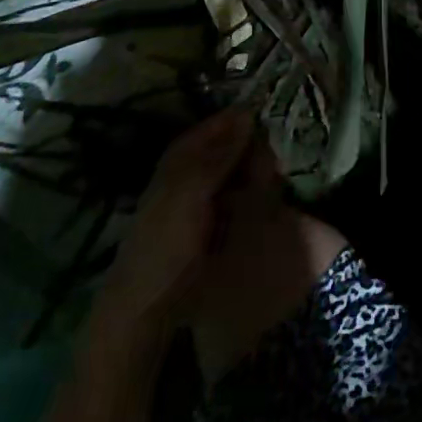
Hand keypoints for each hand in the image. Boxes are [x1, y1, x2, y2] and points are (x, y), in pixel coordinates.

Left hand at [99, 108, 255, 327]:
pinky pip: (240, 193)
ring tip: (271, 182)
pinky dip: (253, 193)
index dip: (240, 122)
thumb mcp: (190, 196)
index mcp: (179, 159)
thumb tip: (247, 114)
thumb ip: (217, 156)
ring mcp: (201, 196)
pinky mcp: (213, 219)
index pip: (215, 126)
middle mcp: (190, 171)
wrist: (149, 308)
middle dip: (252, 151)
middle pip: (229, 146)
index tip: (269, 125)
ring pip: (237, 169)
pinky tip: (265, 199)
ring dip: (256, 173)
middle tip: (272, 163)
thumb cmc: (165, 246)